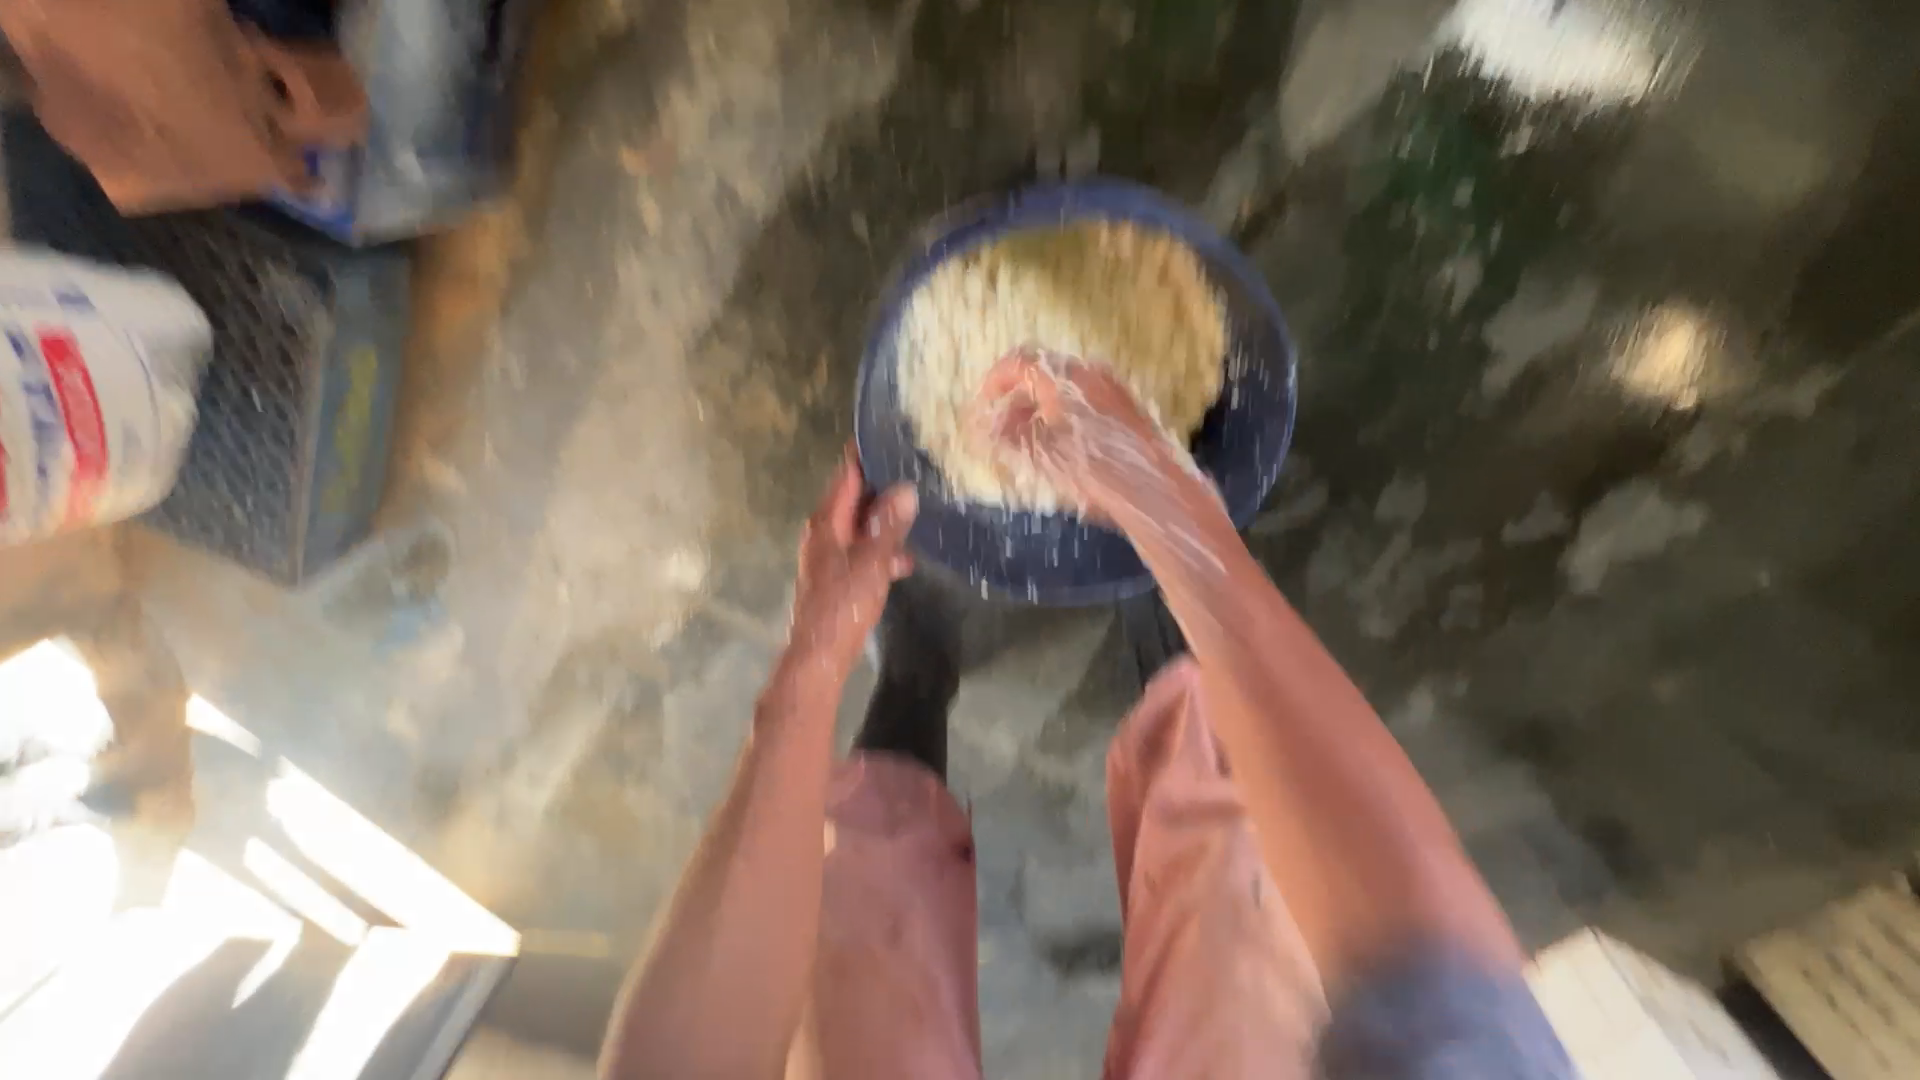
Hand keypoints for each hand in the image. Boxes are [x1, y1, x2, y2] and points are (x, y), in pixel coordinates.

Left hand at [785, 444, 917, 681]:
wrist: (820, 655)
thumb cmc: (842, 605)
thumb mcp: (872, 563)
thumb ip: (888, 526)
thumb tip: (905, 489)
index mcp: (827, 522)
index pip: (846, 475)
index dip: (865, 454)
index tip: (889, 435)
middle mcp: (824, 532)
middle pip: (854, 498)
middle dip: (883, 486)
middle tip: (916, 469)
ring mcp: (829, 555)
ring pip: (861, 526)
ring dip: (886, 521)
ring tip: (919, 511)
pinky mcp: (838, 577)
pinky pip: (863, 551)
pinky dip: (882, 550)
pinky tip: (906, 559)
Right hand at [971, 346, 1202, 524]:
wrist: (1157, 491)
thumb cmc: (1095, 471)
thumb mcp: (1041, 456)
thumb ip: (1005, 437)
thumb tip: (980, 426)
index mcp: (1066, 377)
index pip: (1019, 362)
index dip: (994, 382)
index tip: (983, 407)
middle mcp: (1091, 374)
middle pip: (1043, 375)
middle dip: (1016, 401)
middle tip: (1001, 432)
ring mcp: (1114, 390)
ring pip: (1065, 391)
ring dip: (1039, 412)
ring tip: (1028, 447)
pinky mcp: (1129, 410)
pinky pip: (1086, 403)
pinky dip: (1063, 419)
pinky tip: (1062, 451)